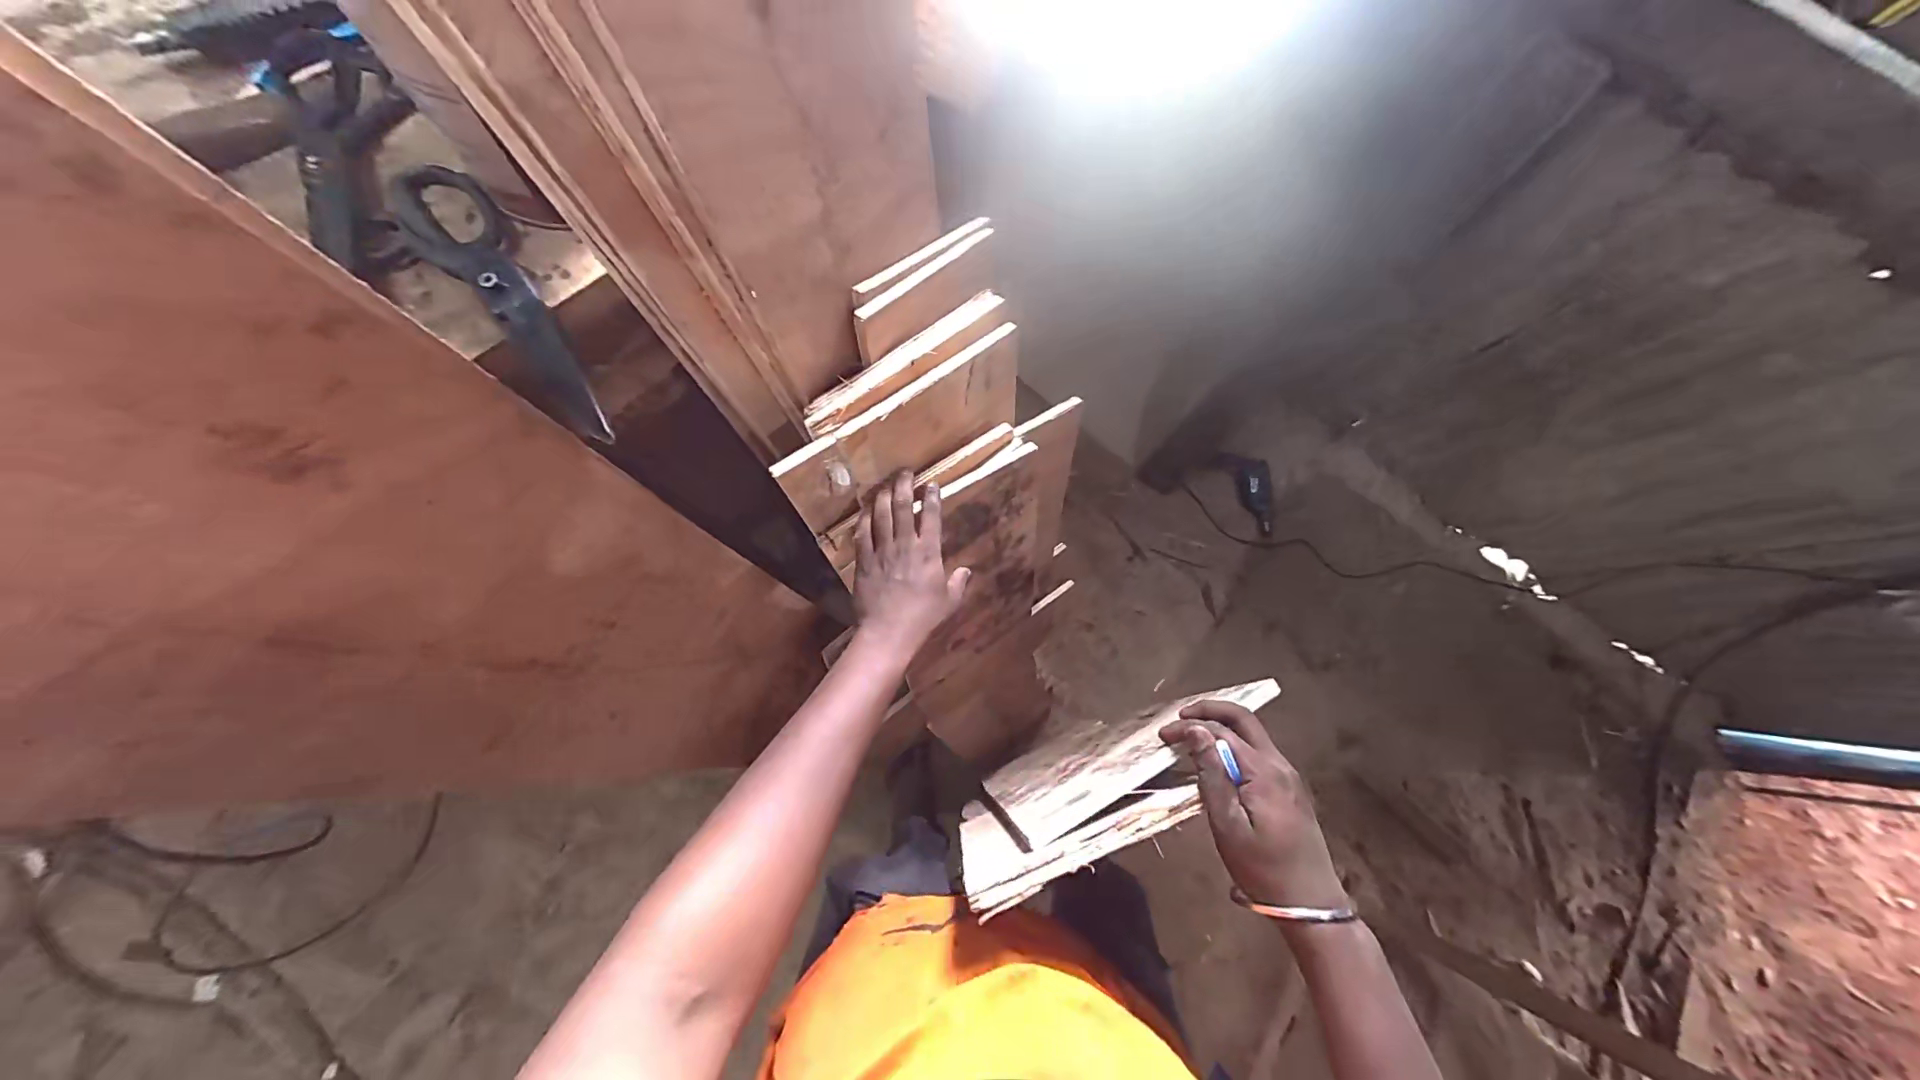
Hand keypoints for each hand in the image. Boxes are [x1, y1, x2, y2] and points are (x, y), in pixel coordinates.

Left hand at [854, 471, 970, 649]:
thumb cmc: (923, 617)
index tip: (931, 484)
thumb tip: (966, 571)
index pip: (932, 516)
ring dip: (883, 496)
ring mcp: (882, 550)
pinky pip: (863, 532)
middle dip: (904, 485)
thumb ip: (958, 583)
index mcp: (929, 552)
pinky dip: (864, 518)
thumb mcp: (949, 602)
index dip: (931, 497)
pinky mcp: (864, 560)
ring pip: (881, 514)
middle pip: (903, 507)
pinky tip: (865, 509)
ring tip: (885, 484)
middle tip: (904, 472)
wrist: (889, 630)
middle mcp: (905, 544)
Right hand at [1160, 700, 1348, 908]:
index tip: (1162, 736)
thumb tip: (1196, 732)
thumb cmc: (1263, 869)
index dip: (1189, 727)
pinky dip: (1232, 744)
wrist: (1310, 904)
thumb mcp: (1228, 825)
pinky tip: (1215, 759)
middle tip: (1179, 718)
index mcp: (1264, 772)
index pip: (1221, 731)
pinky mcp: (1288, 788)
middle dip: (1208, 711)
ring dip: (1220, 726)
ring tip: (1191, 736)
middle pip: (1243, 719)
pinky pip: (1256, 752)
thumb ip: (1211, 775)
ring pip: (1251, 734)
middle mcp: (1279, 764)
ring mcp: (1287, 775)